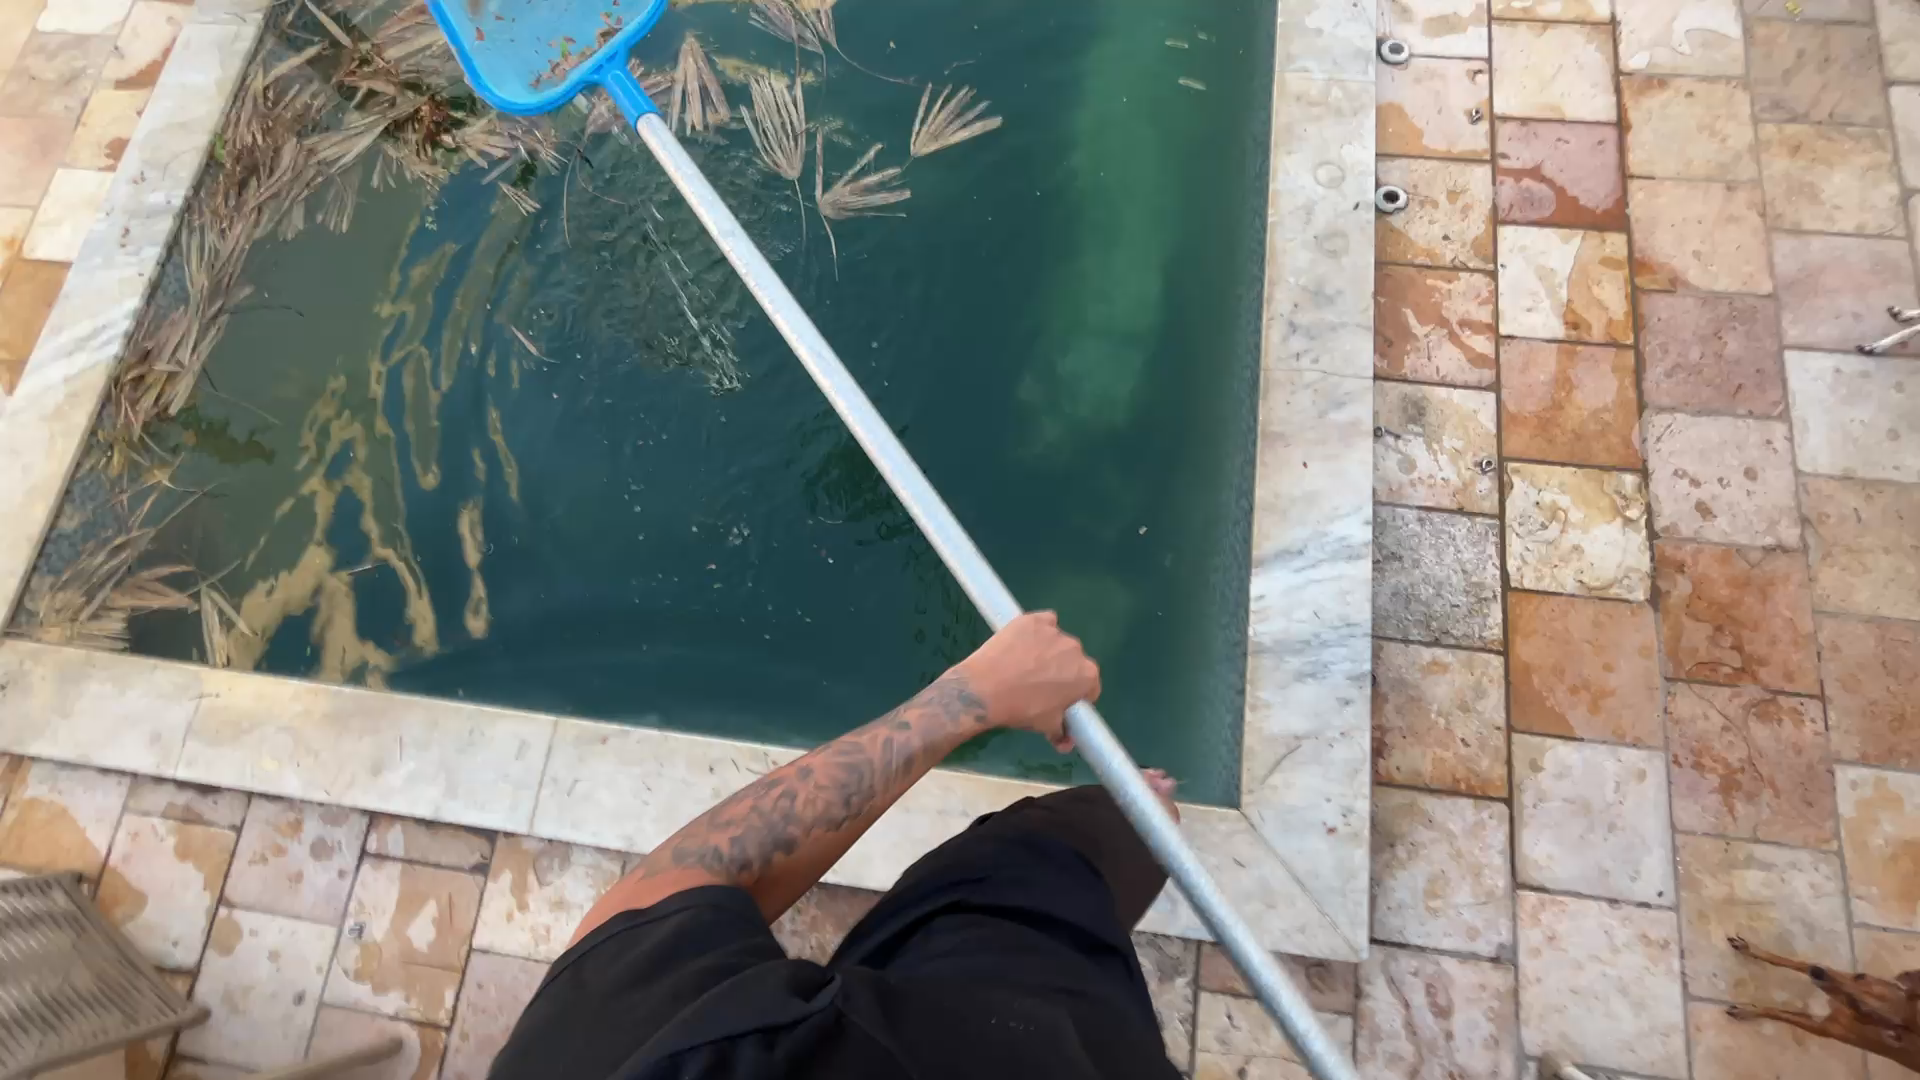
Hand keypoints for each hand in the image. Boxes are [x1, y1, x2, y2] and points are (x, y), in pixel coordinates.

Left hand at [950, 611, 1098, 750]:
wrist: (984, 689)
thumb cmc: (1020, 709)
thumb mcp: (1045, 726)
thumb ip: (1062, 733)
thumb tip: (1066, 743)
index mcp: (1087, 675)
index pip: (1090, 686)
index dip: (1076, 696)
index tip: (1061, 700)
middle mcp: (1076, 649)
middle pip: (1074, 661)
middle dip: (1063, 672)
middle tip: (1040, 685)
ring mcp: (1054, 631)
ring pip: (1057, 642)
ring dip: (1048, 651)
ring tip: (1025, 665)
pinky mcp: (1033, 619)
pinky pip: (1044, 622)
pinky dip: (1038, 631)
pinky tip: (1024, 642)